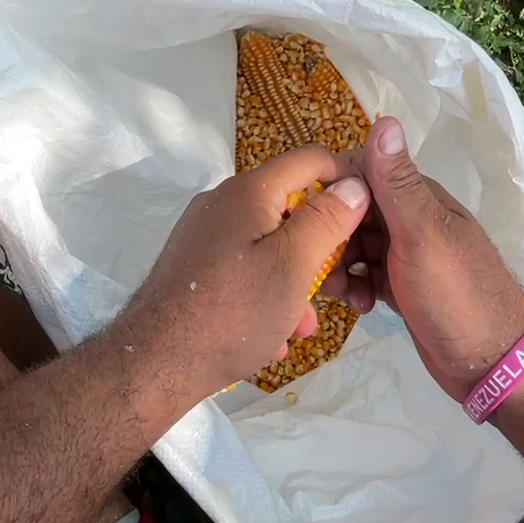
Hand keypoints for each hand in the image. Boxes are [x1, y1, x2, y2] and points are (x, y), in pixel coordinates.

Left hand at [116, 146, 371, 395]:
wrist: (155, 364)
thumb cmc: (233, 311)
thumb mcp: (293, 265)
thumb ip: (327, 220)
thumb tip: (354, 184)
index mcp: (249, 191)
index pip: (311, 159)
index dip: (346, 180)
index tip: (368, 217)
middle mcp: (223, 202)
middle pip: (289, 205)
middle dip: (320, 245)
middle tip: (338, 287)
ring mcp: (204, 233)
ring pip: (268, 243)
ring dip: (295, 278)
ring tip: (302, 325)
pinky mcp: (193, 264)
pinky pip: (243, 266)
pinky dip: (265, 292)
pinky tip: (272, 336)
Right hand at [327, 117, 523, 401]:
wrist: (492, 365)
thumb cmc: (457, 295)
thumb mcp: (423, 234)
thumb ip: (398, 183)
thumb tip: (384, 119)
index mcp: (417, 197)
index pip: (362, 173)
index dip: (330, 187)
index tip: (303, 212)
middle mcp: (410, 220)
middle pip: (352, 211)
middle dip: (327, 231)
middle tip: (310, 260)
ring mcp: (406, 255)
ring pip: (355, 245)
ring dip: (338, 263)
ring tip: (331, 289)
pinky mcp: (401, 287)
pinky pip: (365, 275)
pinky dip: (355, 286)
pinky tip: (356, 306)